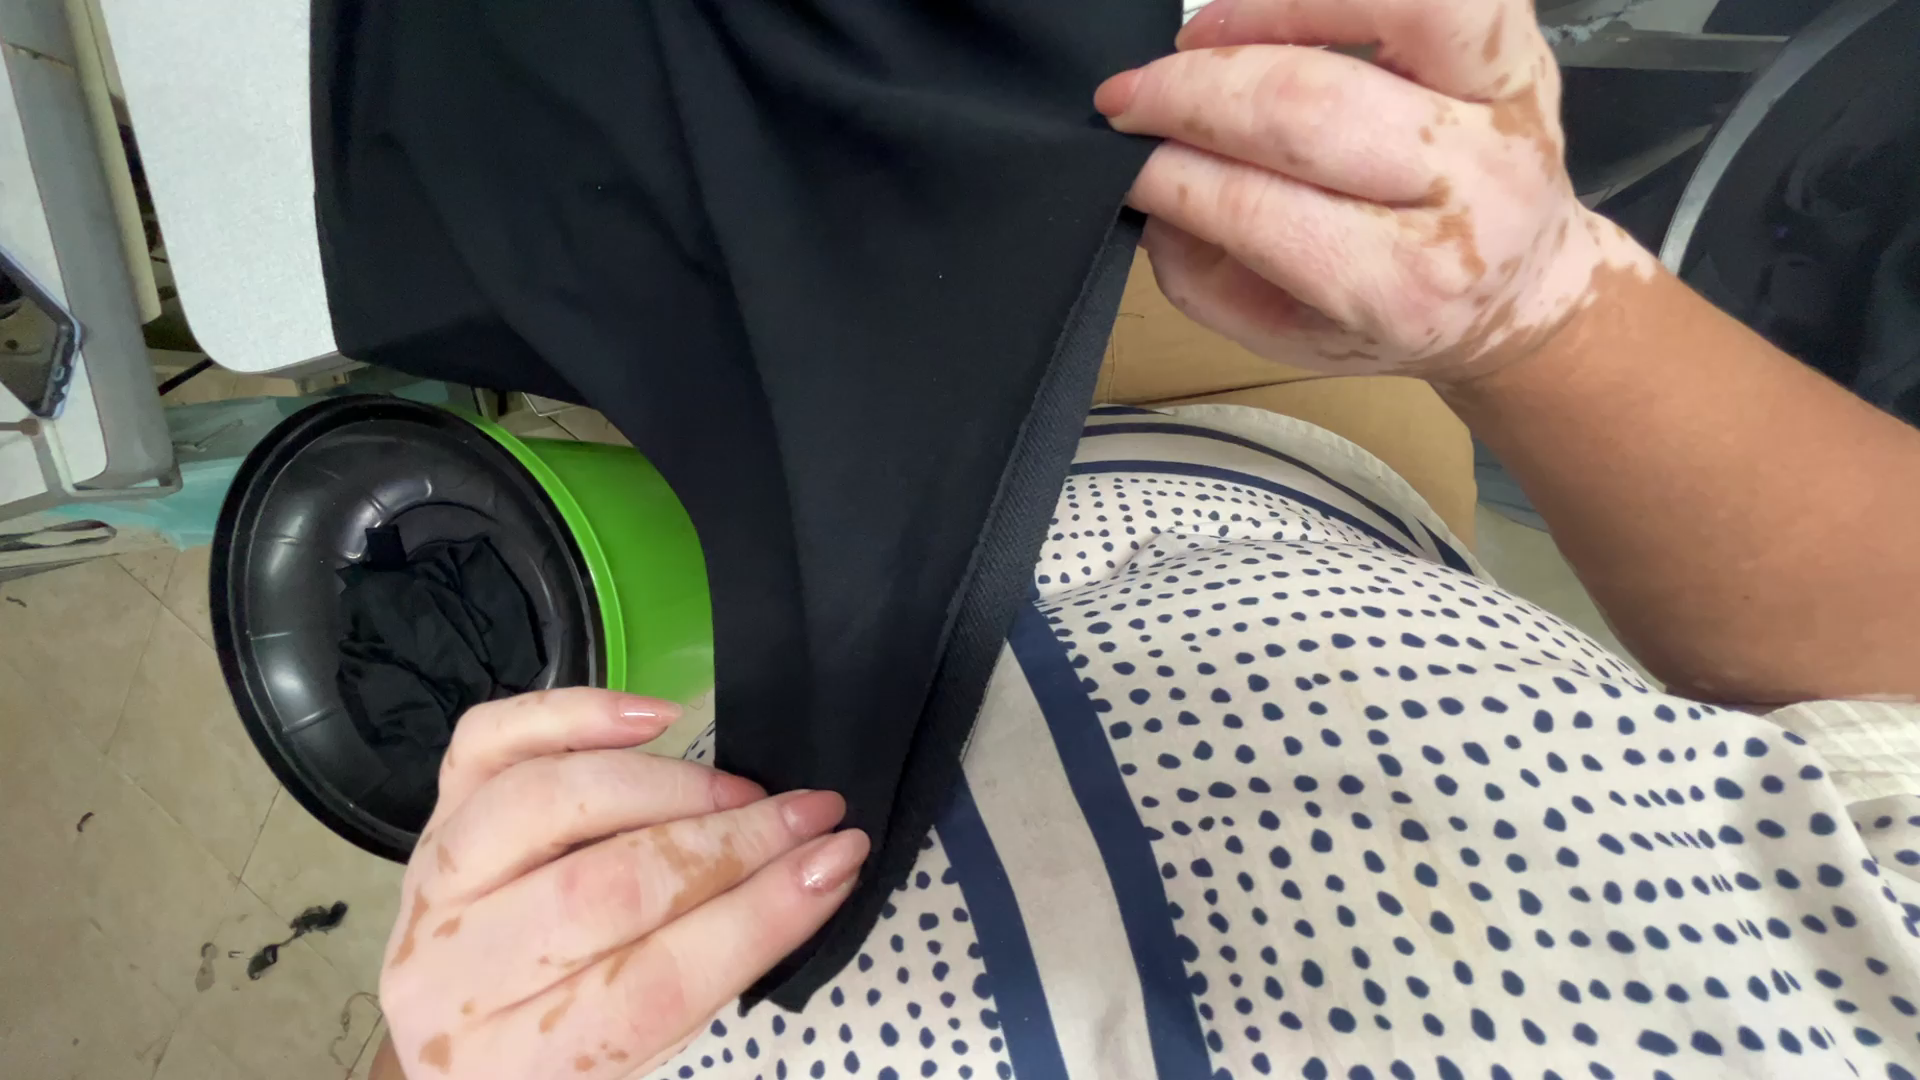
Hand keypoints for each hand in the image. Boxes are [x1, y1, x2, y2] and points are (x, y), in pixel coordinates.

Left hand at [375, 688, 869, 1078]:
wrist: (466, 1018)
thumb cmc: (581, 1021)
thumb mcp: (652, 1035)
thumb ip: (720, 957)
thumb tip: (819, 861)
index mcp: (525, 1063)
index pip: (657, 986)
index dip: (762, 914)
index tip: (839, 855)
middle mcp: (456, 975)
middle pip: (604, 891)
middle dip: (732, 842)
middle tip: (812, 811)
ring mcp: (436, 879)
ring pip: (546, 803)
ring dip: (667, 786)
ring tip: (740, 791)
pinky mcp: (437, 806)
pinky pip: (490, 737)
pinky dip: (575, 713)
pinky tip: (655, 716)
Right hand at [1097, 0, 1656, 381]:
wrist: (1515, 292)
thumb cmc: (1385, 323)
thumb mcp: (1279, 336)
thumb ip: (1202, 278)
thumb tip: (1147, 192)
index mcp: (1395, 286)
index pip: (1258, 209)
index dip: (1171, 175)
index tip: (1119, 162)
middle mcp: (1461, 195)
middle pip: (1308, 111)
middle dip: (1192, 96)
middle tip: (1124, 98)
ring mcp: (1505, 108)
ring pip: (1392, 10)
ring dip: (1265, 15)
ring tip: (1191, 40)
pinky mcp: (1522, 47)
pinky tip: (1263, 8)